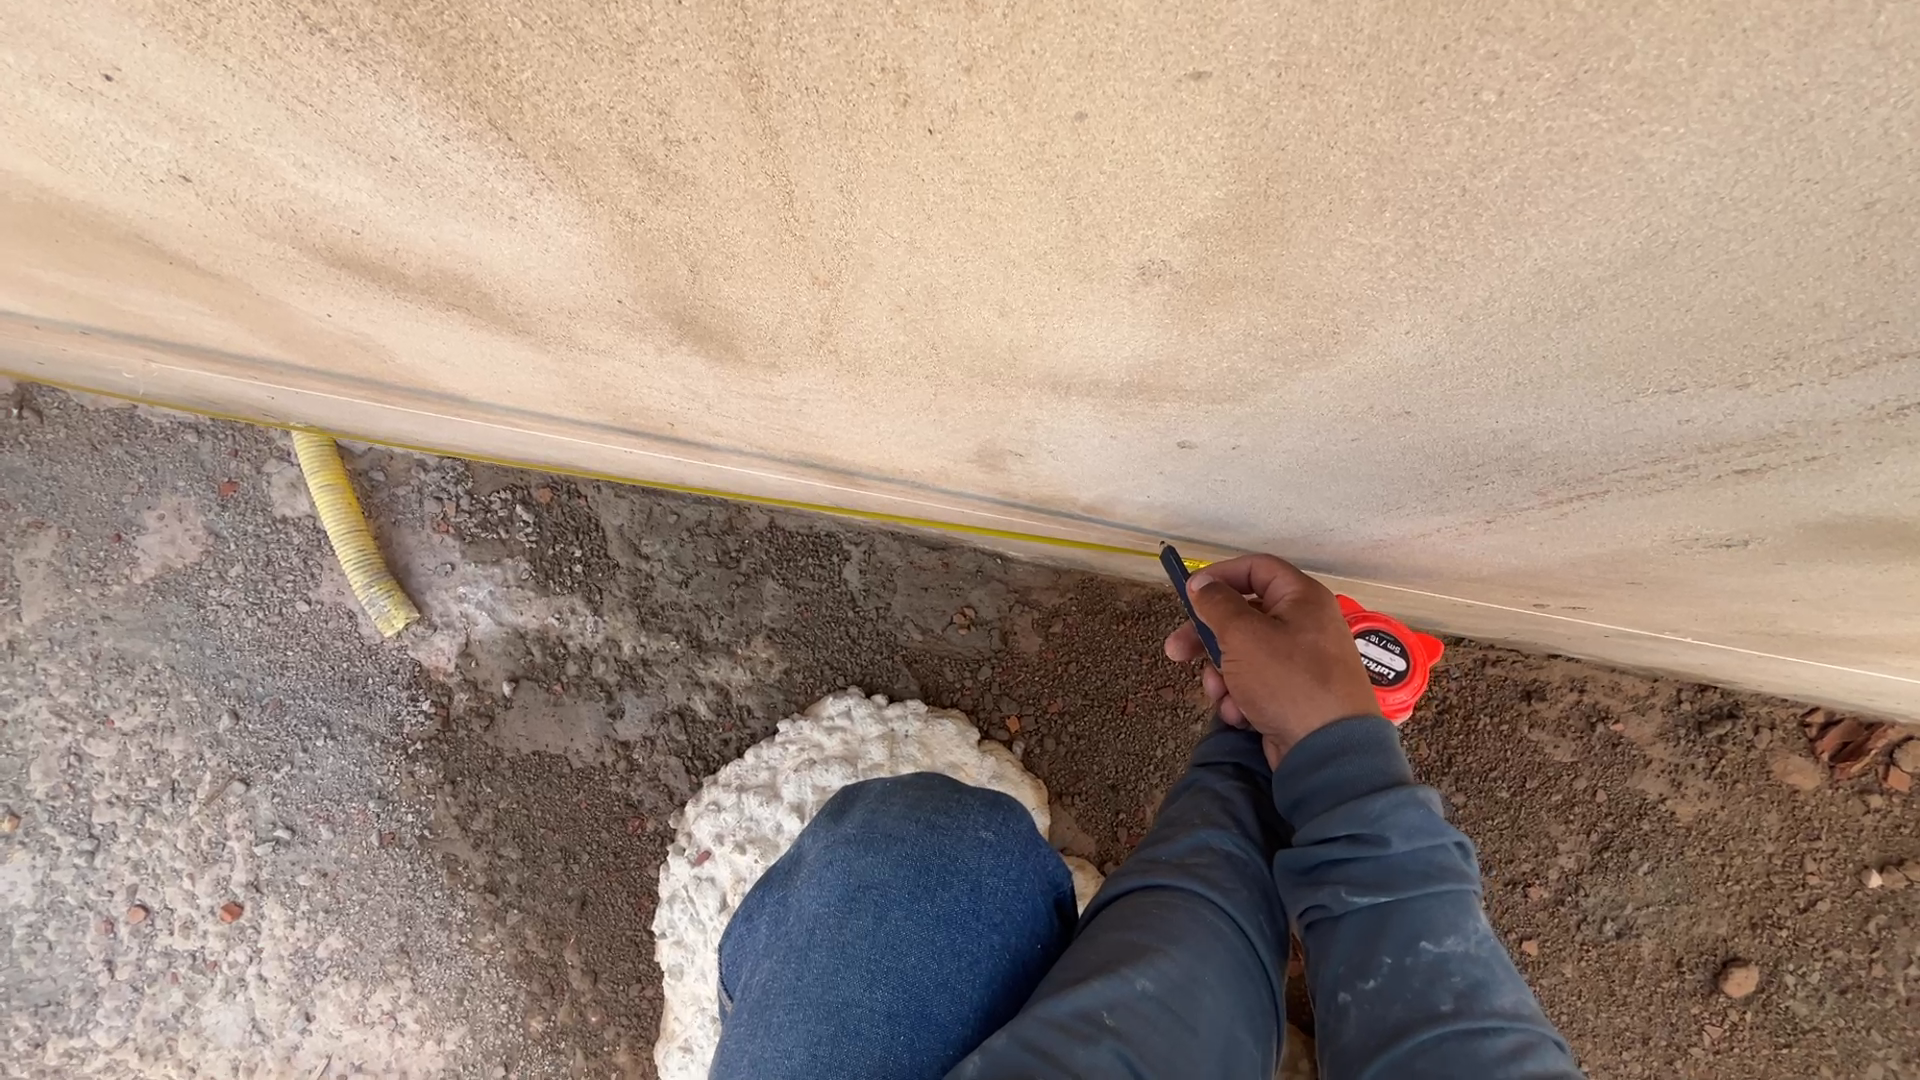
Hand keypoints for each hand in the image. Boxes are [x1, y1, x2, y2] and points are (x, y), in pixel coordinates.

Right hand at [1164, 554, 1379, 766]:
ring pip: (1241, 653)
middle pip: (1241, 615)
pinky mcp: (1291, 693)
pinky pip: (1253, 682)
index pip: (1255, 568)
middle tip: (1175, 651)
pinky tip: (1240, 714)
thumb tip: (1201, 583)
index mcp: (1301, 599)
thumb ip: (1216, 604)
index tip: (1189, 593)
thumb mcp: (1242, 635)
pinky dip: (1239, 696)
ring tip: (1220, 695)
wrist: (1329, 753)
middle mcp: (1303, 624)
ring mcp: (1298, 661)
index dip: (1219, 575)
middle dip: (1205, 637)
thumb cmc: (1287, 681)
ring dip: (1221, 673)